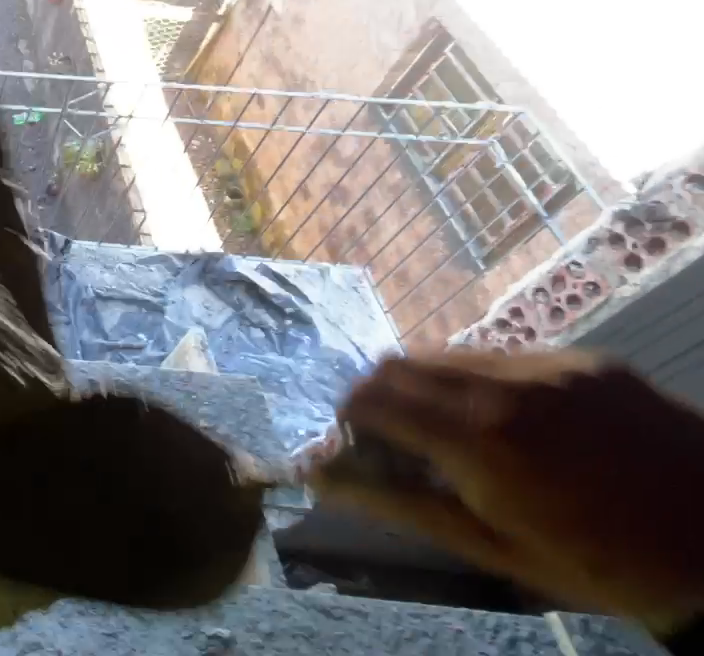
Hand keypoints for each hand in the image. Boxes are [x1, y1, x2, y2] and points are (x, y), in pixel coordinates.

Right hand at [308, 350, 703, 630]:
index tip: (360, 446)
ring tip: (453, 428)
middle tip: (397, 436)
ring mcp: (548, 367)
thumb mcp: (494, 547)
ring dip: (425, 384)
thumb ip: (397, 502)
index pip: (369, 398)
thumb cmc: (605, 565)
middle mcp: (504, 386)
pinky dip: (478, 381)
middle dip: (378, 396)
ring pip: (443, 354)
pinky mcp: (585, 360)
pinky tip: (512, 420)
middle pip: (396, 365)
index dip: (349, 418)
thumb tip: (315, 476)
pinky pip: (499, 356)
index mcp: (478, 439)